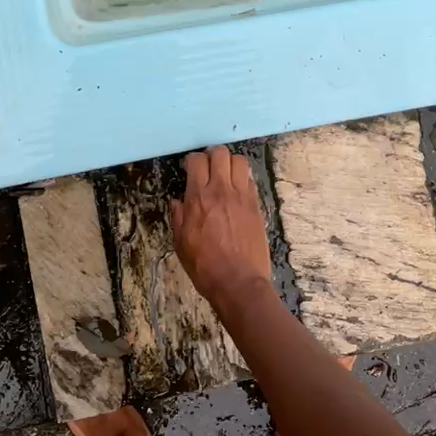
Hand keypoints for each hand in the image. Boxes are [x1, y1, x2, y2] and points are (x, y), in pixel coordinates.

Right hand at [170, 146, 274, 310]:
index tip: (190, 169)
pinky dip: (243, 180)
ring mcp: (242, 196)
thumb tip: (178, 202)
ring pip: (240, 161)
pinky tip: (237, 193)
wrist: (238, 282)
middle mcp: (222, 190)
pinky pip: (250, 181)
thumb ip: (178, 217)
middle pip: (220, 153)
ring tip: (225, 176)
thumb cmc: (204, 265)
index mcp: (199, 197)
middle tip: (208, 168)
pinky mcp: (257, 206)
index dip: (192, 160)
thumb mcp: (181, 243)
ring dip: (231, 163)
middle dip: (212, 155)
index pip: (197, 160)